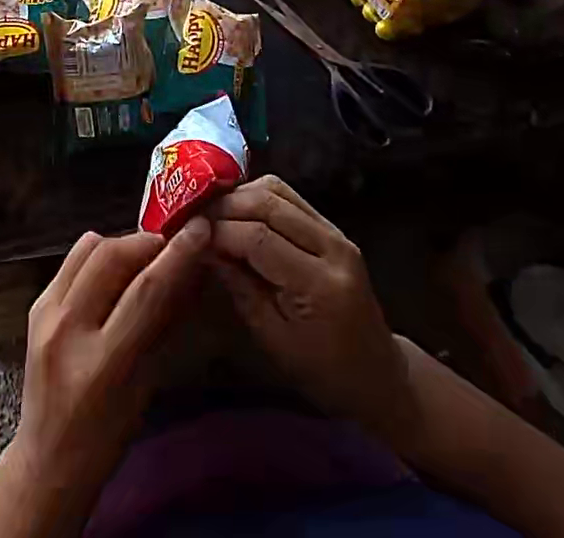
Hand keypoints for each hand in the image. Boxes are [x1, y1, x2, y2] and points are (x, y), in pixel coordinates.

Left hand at [6, 219, 210, 494]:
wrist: (47, 458)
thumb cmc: (107, 435)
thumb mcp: (146, 386)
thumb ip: (164, 325)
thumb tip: (190, 275)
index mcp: (102, 362)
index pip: (146, 291)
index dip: (178, 254)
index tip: (200, 229)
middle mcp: (67, 329)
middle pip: (111, 256)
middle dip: (147, 242)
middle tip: (172, 245)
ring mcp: (44, 314)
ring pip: (87, 249)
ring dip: (121, 244)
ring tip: (145, 257)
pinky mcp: (34, 306)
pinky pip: (71, 261)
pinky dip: (98, 256)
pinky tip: (115, 271)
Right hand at [207, 175, 412, 435]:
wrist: (377, 373)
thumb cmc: (322, 370)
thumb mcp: (272, 337)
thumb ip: (238, 285)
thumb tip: (201, 246)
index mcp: (319, 284)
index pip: (259, 238)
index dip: (218, 231)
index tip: (187, 234)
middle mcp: (333, 248)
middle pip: (268, 203)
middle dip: (223, 206)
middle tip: (192, 217)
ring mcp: (336, 233)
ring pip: (278, 191)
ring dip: (239, 196)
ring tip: (210, 214)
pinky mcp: (331, 228)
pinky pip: (288, 197)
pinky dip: (256, 197)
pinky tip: (235, 213)